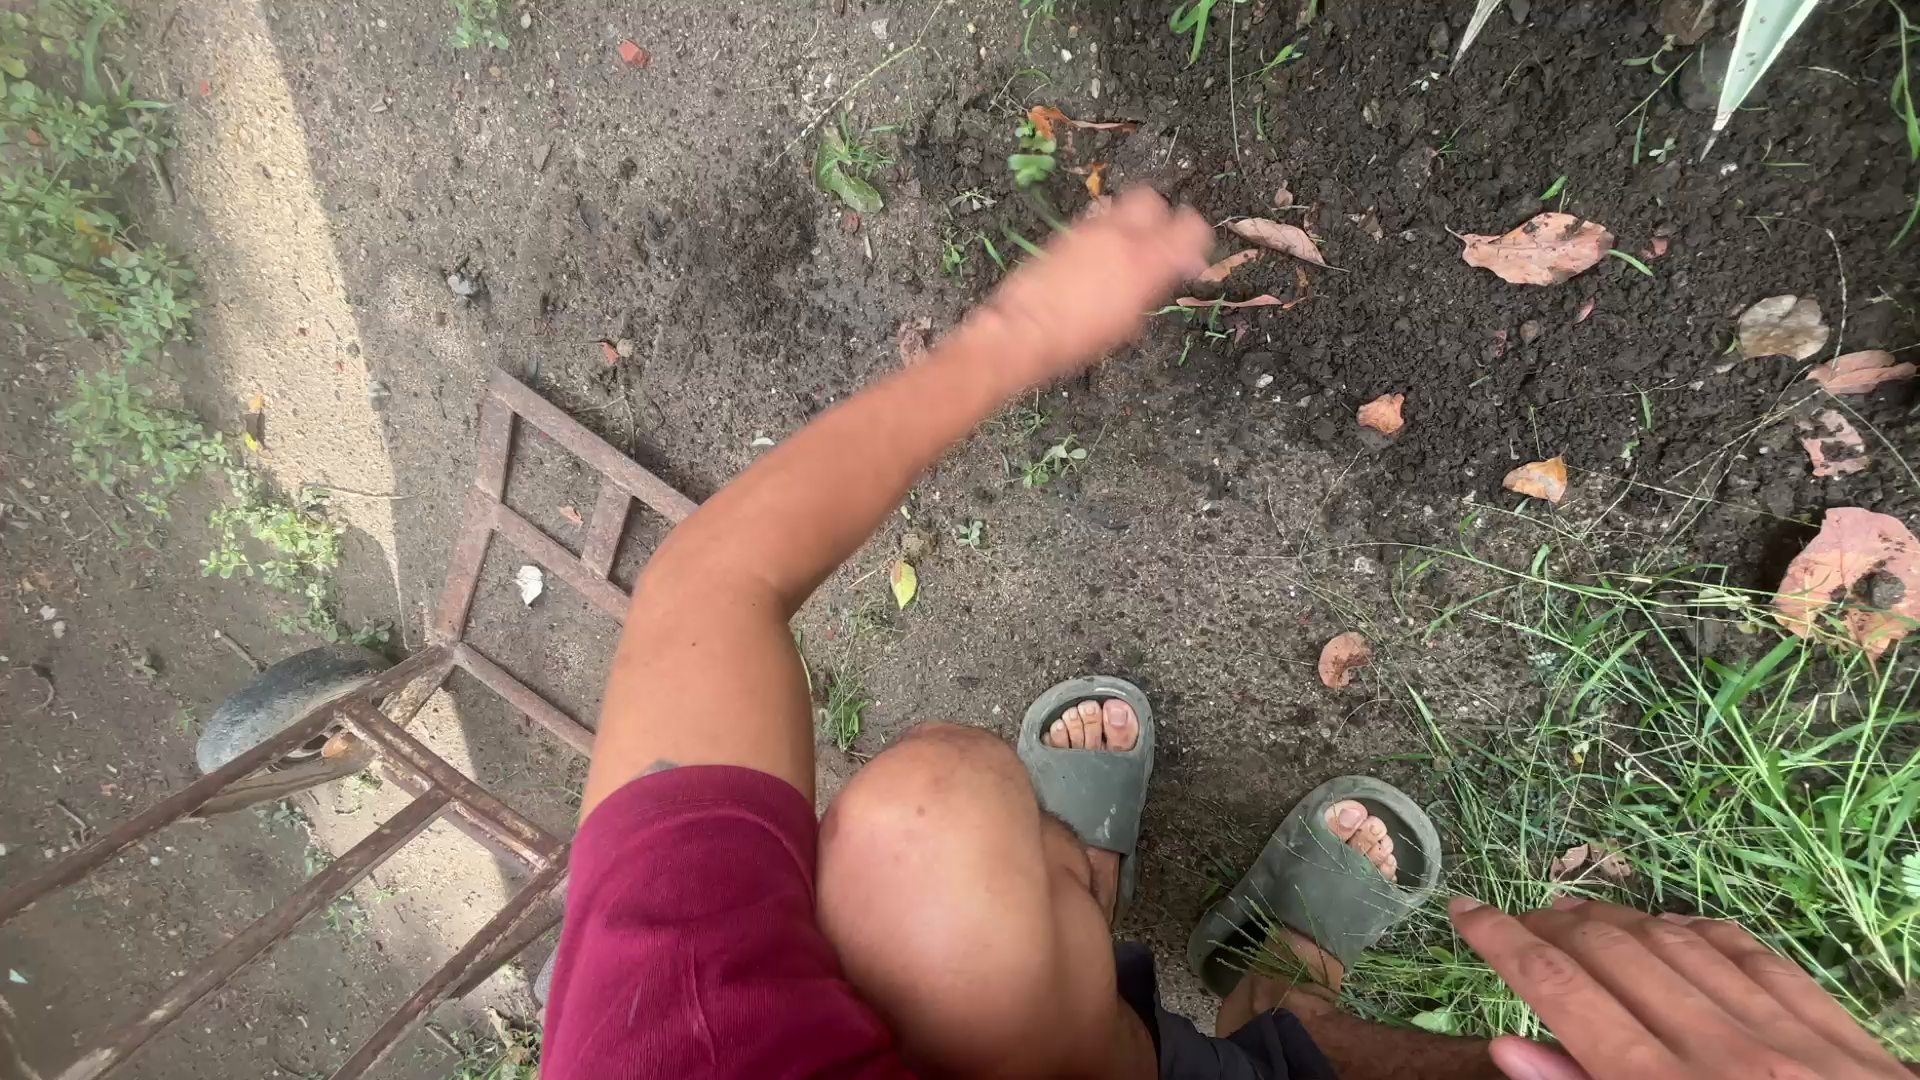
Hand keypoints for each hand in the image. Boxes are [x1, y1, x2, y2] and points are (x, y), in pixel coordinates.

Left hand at [967, 186, 1212, 384]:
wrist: (1024, 331)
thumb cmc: (1075, 339)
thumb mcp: (1127, 323)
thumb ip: (1153, 288)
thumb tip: (1174, 269)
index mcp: (1144, 262)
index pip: (1190, 227)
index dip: (1194, 239)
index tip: (1189, 255)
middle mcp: (1119, 237)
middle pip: (1152, 202)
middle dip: (1158, 218)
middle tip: (1156, 244)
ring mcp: (1089, 231)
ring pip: (1121, 207)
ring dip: (1129, 225)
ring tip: (1124, 254)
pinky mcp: (1065, 234)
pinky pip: (1094, 222)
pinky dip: (1103, 234)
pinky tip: (1097, 260)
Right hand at [1451, 896, 1909, 1079]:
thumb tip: (1506, 1047)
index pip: (1556, 985)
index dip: (1496, 936)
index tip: (1461, 908)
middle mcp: (1729, 1057)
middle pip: (1606, 948)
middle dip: (1544, 923)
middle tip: (1516, 925)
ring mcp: (1801, 1045)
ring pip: (1671, 940)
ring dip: (1608, 919)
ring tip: (1574, 919)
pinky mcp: (1859, 1046)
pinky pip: (1757, 956)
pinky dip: (1696, 932)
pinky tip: (1667, 930)